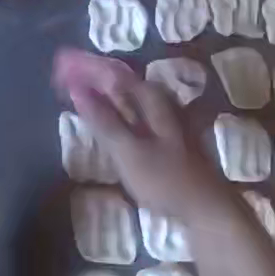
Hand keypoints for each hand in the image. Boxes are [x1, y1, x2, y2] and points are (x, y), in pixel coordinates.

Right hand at [67, 65, 231, 222]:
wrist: (207, 208)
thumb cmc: (165, 179)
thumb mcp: (128, 151)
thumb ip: (104, 121)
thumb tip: (78, 90)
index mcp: (155, 102)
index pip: (118, 75)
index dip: (92, 70)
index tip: (67, 67)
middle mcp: (166, 106)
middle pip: (131, 86)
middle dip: (104, 81)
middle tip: (76, 81)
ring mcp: (173, 125)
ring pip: (138, 102)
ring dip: (114, 98)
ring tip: (92, 99)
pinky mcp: (175, 144)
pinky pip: (143, 119)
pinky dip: (125, 116)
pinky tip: (119, 124)